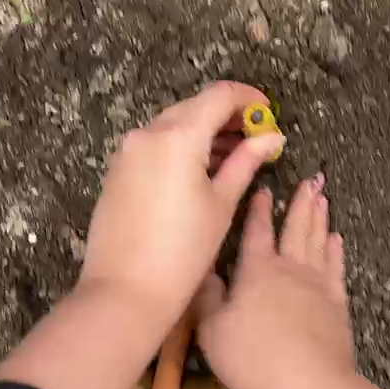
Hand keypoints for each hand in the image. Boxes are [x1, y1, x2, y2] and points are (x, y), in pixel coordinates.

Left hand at [78, 81, 283, 324]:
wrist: (124, 292)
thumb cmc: (183, 250)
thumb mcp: (222, 203)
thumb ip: (247, 161)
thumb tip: (271, 138)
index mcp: (178, 136)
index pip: (220, 96)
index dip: (248, 98)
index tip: (268, 113)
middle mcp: (149, 133)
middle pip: (196, 106)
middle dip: (228, 115)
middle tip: (256, 136)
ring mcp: (128, 150)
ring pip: (174, 123)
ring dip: (205, 130)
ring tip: (235, 154)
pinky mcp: (118, 169)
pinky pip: (156, 142)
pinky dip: (182, 145)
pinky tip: (202, 168)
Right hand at [196, 176, 353, 388]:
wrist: (309, 382)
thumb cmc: (253, 357)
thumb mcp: (212, 331)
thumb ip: (207, 297)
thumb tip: (203, 269)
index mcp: (257, 270)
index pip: (257, 231)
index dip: (259, 210)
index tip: (265, 189)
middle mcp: (289, 268)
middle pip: (295, 227)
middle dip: (300, 203)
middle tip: (309, 181)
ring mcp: (317, 283)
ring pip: (318, 241)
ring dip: (319, 218)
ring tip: (323, 197)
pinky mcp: (337, 302)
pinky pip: (336, 267)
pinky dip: (336, 250)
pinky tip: (337, 238)